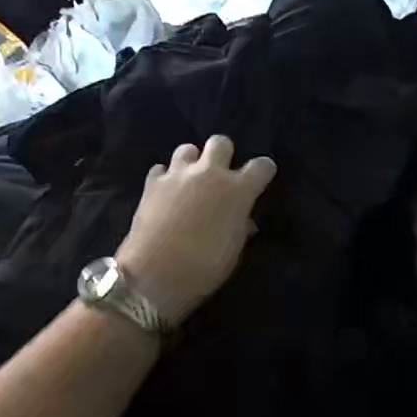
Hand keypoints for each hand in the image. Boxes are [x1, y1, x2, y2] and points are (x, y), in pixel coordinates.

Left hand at [117, 136, 275, 323]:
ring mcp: (178, 175)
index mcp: (238, 190)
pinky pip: (162, 169)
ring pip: (188, 149)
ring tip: (191, 180)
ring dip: (193, 162)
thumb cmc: (205, 268)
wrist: (155, 274)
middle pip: (221, 142)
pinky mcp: (152, 183)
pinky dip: (166, 178)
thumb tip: (244, 220)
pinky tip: (167, 193)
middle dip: (224, 154)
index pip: (262, 166)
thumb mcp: (234, 252)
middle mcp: (210, 173)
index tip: (261, 179)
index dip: (264, 171)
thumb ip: (241, 228)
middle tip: (222, 175)